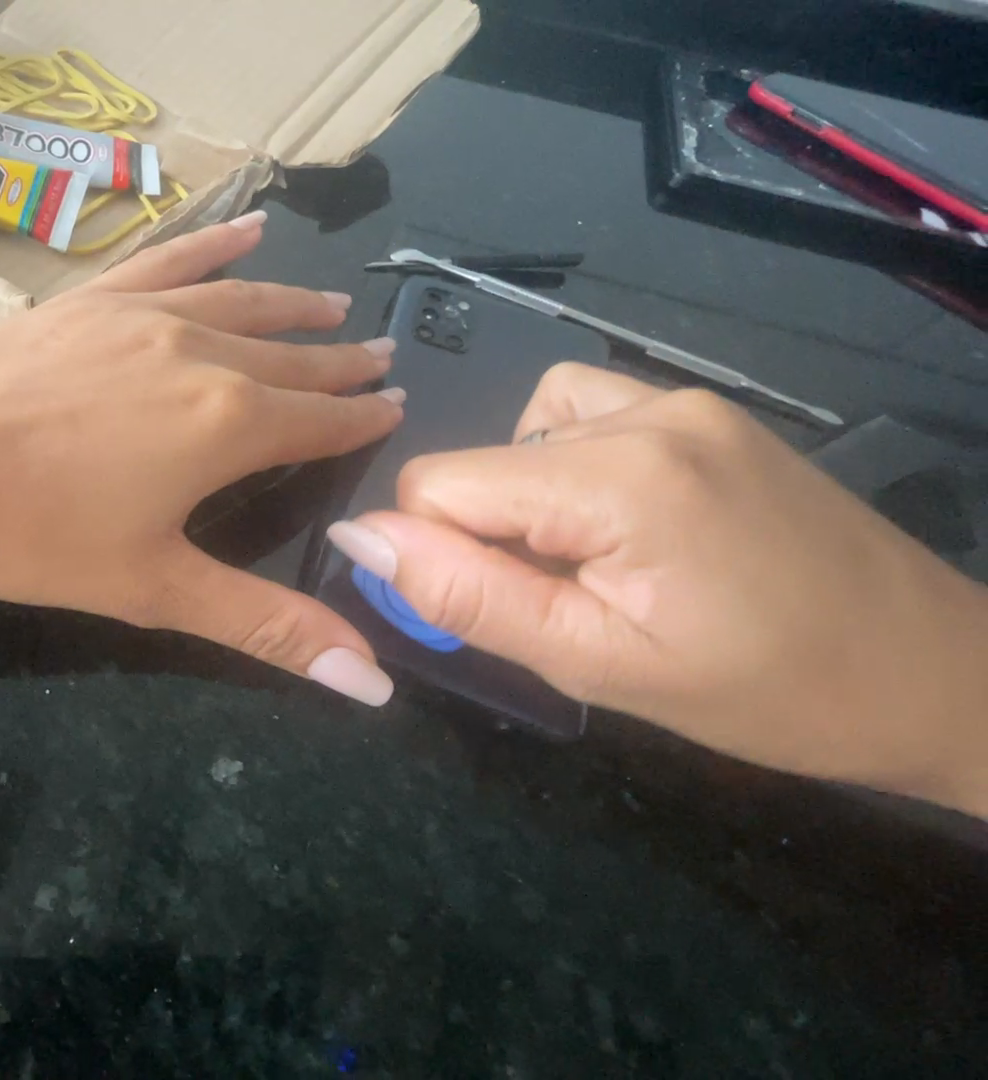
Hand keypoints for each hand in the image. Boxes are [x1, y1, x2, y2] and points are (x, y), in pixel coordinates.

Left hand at [0, 214, 404, 703]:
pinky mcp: (85, 299)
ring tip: (332, 306)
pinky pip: (166, 261)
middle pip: (287, 358)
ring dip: (290, 306)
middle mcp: (196, 353)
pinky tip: (244, 228)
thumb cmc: (28, 537)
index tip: (397, 405)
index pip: (319, 421)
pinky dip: (212, 245)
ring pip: (237, 303)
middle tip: (380, 356)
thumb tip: (373, 685)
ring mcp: (137, 316)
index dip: (362, 419)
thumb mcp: (153, 589)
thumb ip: (265, 626)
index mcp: (224, 425)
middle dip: (338, 364)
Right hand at [327, 362, 987, 813]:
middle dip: (488, 536)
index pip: (437, 484)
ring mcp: (679, 400)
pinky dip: (556, 462)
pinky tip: (606, 513)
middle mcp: (645, 412)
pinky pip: (573, 412)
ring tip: (589, 560)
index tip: (507, 605)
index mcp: (618, 478)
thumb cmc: (764, 692)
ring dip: (520, 501)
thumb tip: (358, 539)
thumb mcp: (591, 664)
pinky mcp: (698, 408)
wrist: (938, 677)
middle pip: (476, 462)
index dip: (440, 553)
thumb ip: (464, 596)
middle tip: (570, 601)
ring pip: (515, 437)